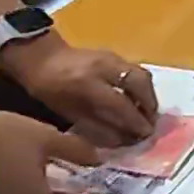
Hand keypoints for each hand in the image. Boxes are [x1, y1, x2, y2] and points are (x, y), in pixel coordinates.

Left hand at [0, 33, 157, 146]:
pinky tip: (138, 99)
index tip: (145, 134)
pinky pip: (137, 71)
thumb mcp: (66, 111)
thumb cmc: (48, 89)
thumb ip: (95, 124)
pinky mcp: (117, 55)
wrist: (43, 57)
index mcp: (87, 83)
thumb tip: (121, 139)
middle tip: (151, 122)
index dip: (135, 120)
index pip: (120, 103)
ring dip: (149, 94)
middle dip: (150, 104)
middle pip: (140, 83)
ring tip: (148, 112)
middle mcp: (105, 67)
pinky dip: (142, 86)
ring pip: (143, 74)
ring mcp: (114, 57)